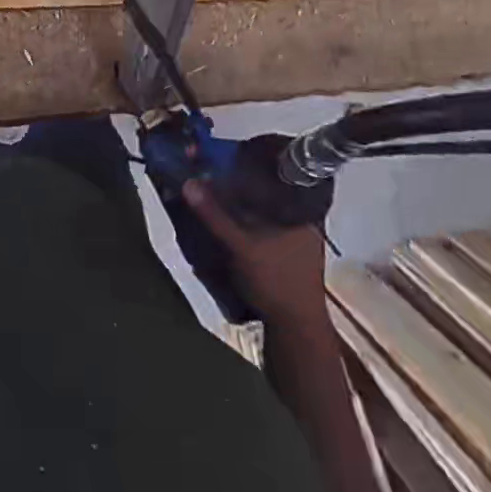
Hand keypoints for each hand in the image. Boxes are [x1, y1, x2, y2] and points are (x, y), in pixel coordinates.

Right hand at [186, 179, 330, 325]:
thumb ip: (215, 215)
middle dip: (238, 191)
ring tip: (212, 200)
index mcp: (300, 214)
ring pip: (263, 217)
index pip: (273, 180)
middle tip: (209, 180)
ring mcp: (296, 244)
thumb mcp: (241, 246)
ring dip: (239, 211)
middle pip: (265, 198)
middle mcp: (302, 225)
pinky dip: (244, 228)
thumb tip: (188, 183)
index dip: (246, 169)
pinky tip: (225, 227)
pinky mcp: (285, 260)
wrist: (295, 330)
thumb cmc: (275, 281)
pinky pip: (262, 233)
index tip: (219, 162)